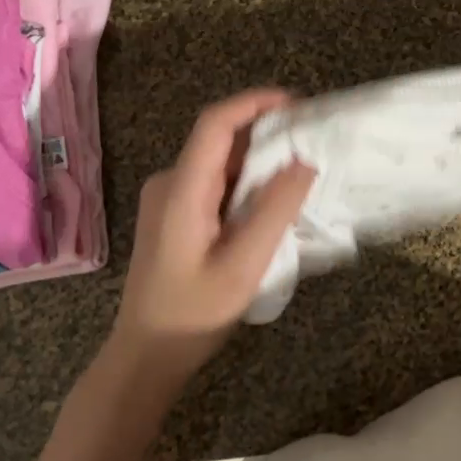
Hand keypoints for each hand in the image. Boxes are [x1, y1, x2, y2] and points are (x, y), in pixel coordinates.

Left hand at [111, 88, 314, 375]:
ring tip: (303, 174)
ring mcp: (170, 198)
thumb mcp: (244, 266)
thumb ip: (275, 210)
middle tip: (315, 146)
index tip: (300, 105)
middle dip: (271, 134)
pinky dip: (250, 181)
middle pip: (223, 139)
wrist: (145, 357)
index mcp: (182, 190)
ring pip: (224, 161)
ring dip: (263, 160)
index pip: (216, 124)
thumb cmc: (193, 314)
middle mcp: (170, 183)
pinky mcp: (176, 214)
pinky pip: (219, 181)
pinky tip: (275, 202)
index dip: (256, 103)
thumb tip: (306, 160)